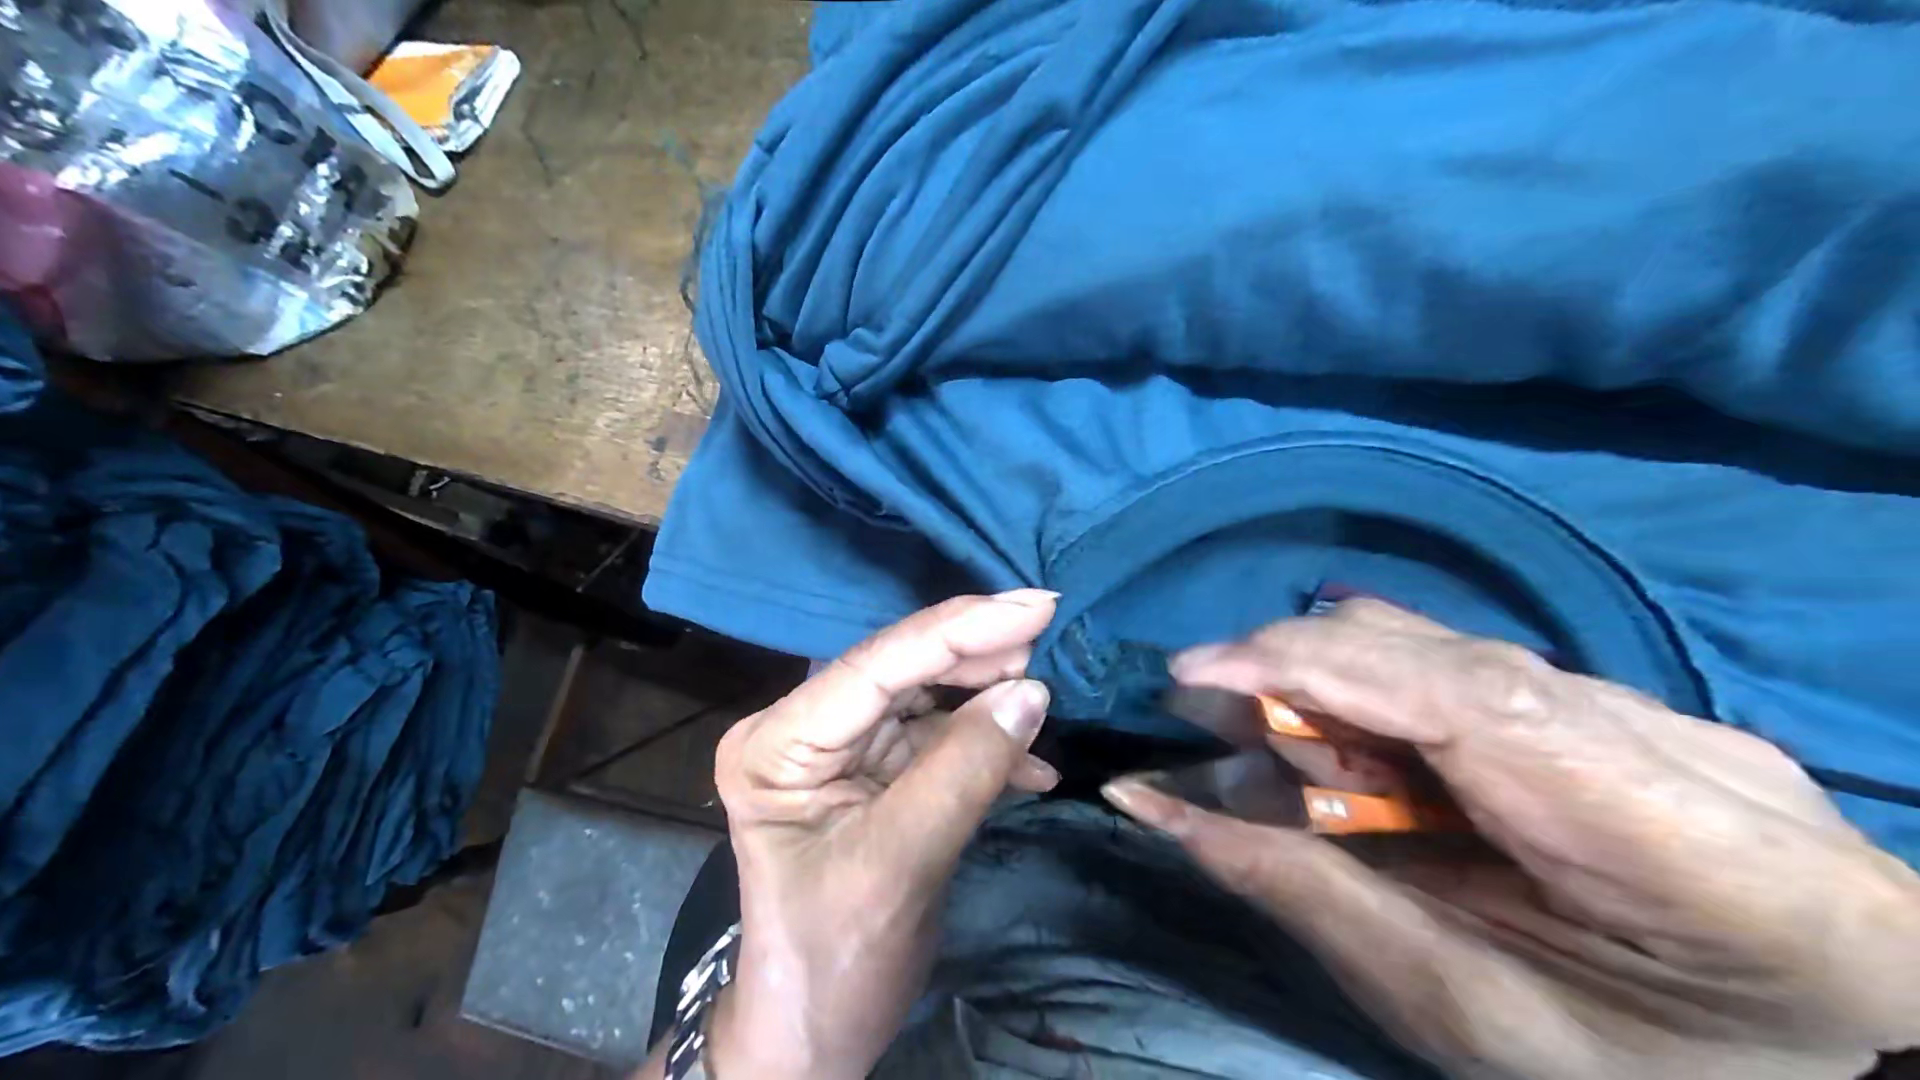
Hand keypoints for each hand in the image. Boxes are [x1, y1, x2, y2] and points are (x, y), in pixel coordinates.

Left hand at [704, 592, 1058, 1079]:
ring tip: (1044, 695)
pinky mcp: (877, 769)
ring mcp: (843, 746)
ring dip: (988, 696)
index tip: (1033, 605)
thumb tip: (1031, 692)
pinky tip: (1032, 765)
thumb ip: (964, 771)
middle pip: (902, 670)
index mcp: (778, 742)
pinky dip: (986, 745)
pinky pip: (938, 737)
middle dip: (977, 654)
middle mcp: (805, 728)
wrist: (818, 1029)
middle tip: (1047, 633)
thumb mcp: (899, 865)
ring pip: (926, 696)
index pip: (875, 666)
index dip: (957, 630)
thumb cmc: (836, 958)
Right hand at [1103, 599, 1919, 1079]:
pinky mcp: (1619, 717)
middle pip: (1438, 653)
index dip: (1313, 664)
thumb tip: (1161, 805)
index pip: (1468, 695)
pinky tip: (1358, 761)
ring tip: (1281, 757)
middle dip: (1296, 674)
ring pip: (1440, 651)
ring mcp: (1652, 715)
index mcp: (1685, 838)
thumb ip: (1307, 894)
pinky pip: (1459, 676)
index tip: (1190, 673)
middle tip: (1212, 730)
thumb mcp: (1462, 1016)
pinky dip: (1375, 705)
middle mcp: (1669, 737)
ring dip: (1330, 689)